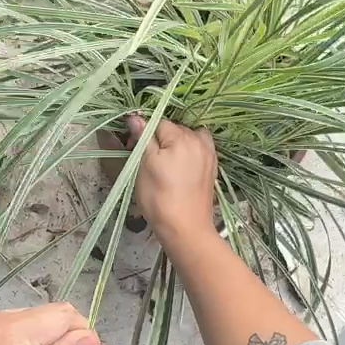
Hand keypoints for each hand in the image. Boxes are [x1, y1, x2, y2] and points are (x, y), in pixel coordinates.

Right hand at [124, 114, 217, 244]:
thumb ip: (143, 137)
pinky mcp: (212, 167)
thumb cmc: (160, 196)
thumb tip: (134, 116)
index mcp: (181, 137)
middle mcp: (199, 140)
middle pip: (173, 128)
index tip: (132, 148)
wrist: (185, 228)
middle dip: (158, 137)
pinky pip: (198, 148)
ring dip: (175, 142)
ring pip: (187, 136)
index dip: (142, 133)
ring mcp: (208, 154)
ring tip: (165, 160)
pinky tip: (180, 164)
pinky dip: (188, 150)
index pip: (158, 122)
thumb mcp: (145, 164)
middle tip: (144, 157)